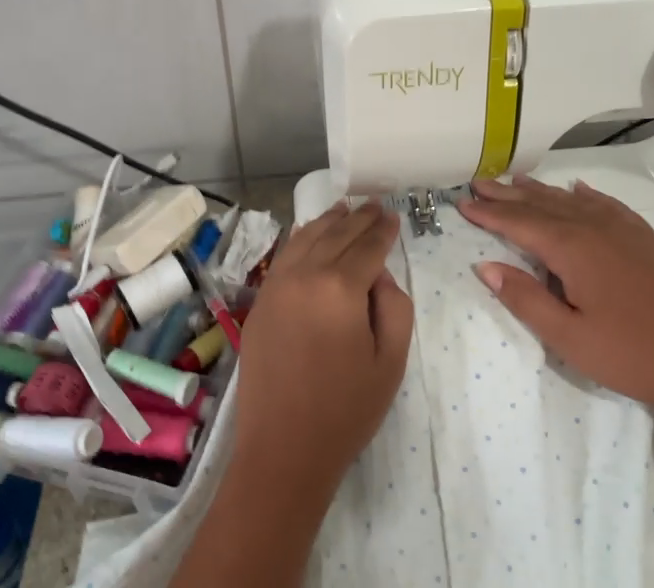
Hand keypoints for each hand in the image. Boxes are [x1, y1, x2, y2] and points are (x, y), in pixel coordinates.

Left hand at [232, 203, 413, 492]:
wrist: (283, 449)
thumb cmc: (346, 410)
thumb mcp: (391, 360)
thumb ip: (394, 307)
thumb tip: (379, 275)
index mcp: (340, 288)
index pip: (367, 246)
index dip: (383, 230)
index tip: (394, 216)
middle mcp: (304, 276)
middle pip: (335, 235)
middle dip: (358, 218)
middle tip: (375, 205)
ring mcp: (276, 287)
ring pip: (304, 239)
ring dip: (327, 221)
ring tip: (343, 208)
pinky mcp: (259, 304)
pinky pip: (283, 258)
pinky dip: (300, 239)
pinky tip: (308, 234)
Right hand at [457, 175, 653, 416]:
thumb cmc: (631, 354)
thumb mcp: (569, 338)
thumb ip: (526, 298)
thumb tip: (486, 266)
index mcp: (573, 249)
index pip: (521, 223)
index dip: (490, 213)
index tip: (462, 203)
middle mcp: (596, 228)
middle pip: (544, 204)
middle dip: (509, 195)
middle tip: (479, 182)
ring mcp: (626, 231)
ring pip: (574, 200)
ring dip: (542, 190)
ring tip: (517, 180)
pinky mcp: (647, 240)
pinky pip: (608, 205)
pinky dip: (587, 195)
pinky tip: (579, 190)